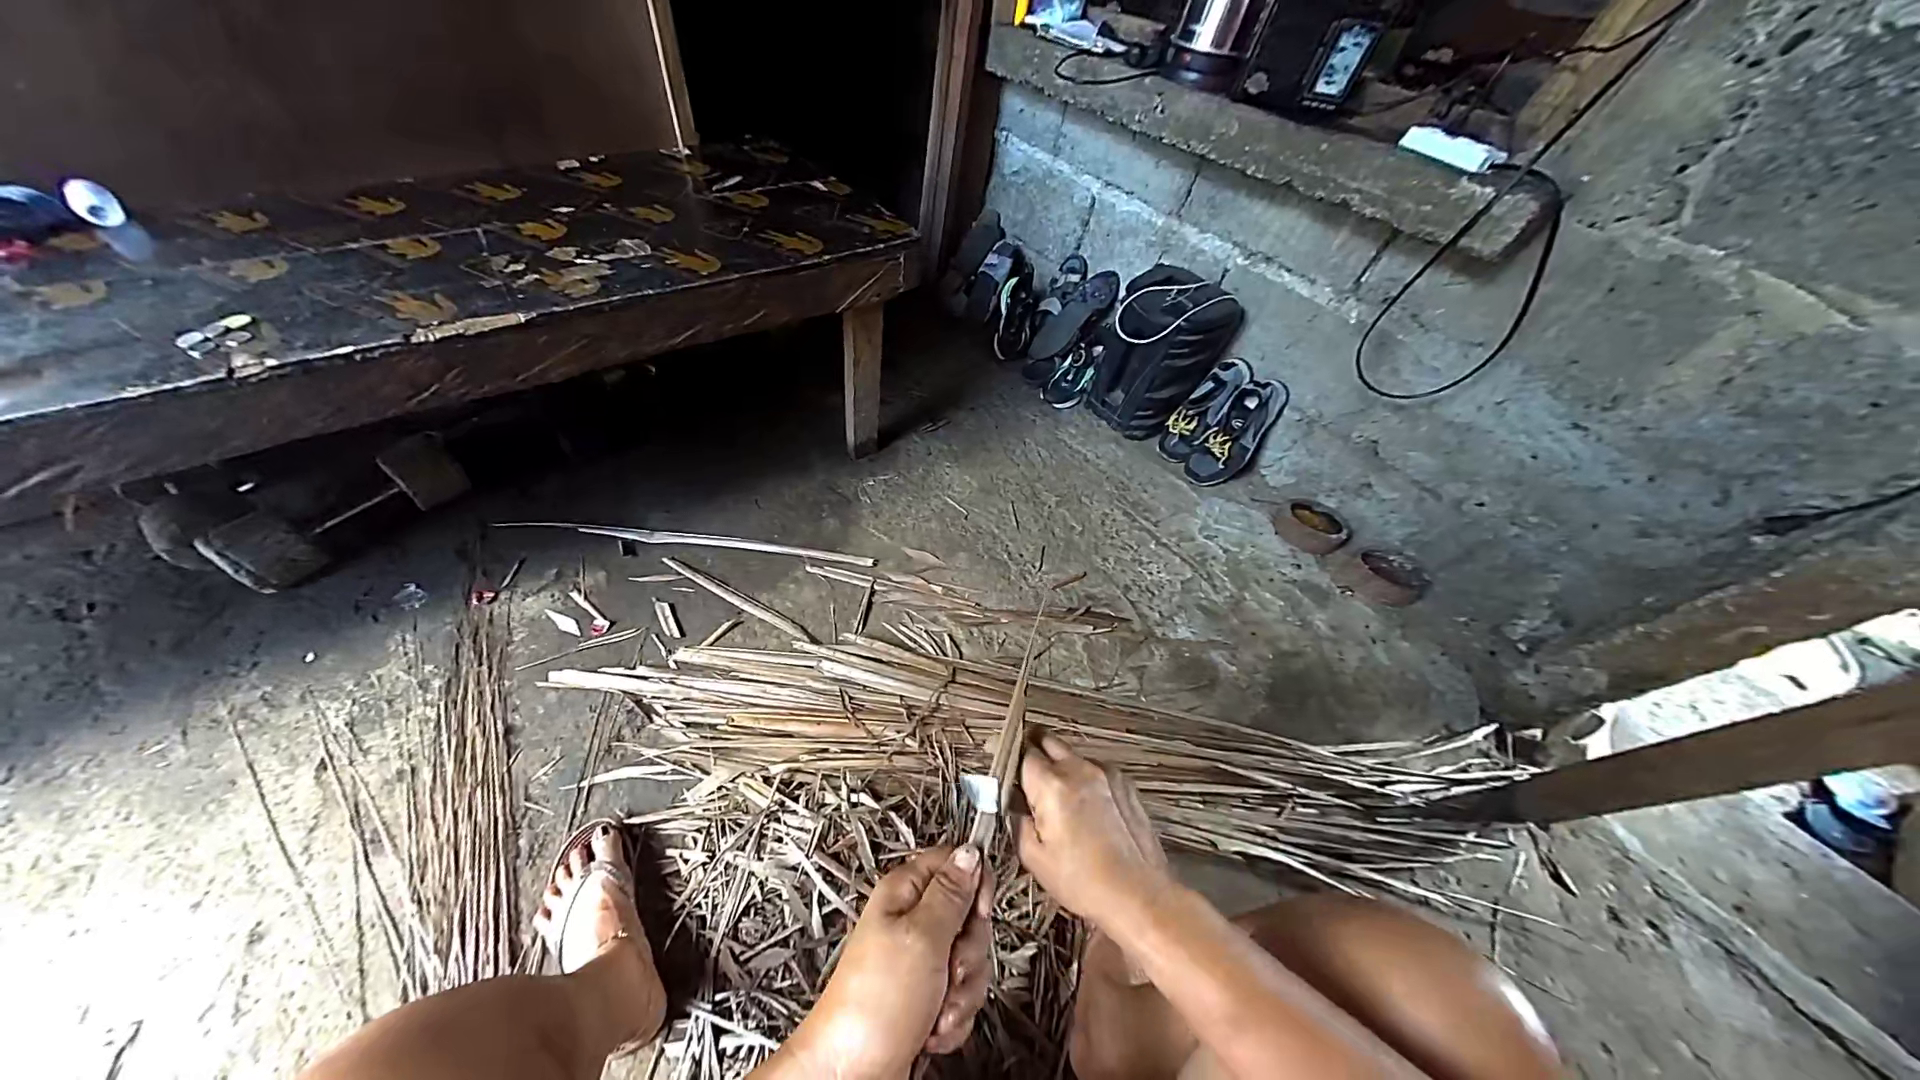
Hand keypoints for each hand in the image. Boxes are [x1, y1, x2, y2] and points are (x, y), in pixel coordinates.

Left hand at [780, 845, 993, 1077]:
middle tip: (947, 967)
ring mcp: (919, 961)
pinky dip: (955, 1017)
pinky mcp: (926, 996)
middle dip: (969, 952)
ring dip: (962, 992)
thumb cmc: (870, 1006)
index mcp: (905, 892)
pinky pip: (963, 996)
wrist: (850, 1076)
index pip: (956, 863)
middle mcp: (912, 922)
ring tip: (935, 1006)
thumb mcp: (921, 936)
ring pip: (971, 960)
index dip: (976, 886)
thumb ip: (952, 893)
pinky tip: (932, 1028)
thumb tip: (970, 852)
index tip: (976, 913)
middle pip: (970, 916)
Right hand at [1018, 734, 1172, 929]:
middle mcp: (1078, 769)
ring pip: (1071, 753)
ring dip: (1058, 764)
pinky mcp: (1123, 782)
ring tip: (1055, 798)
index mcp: (1050, 784)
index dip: (1009, 759)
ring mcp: (1104, 773)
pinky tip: (1082, 807)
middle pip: (1046, 739)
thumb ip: (1015, 819)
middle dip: (1032, 749)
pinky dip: (1082, 777)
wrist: (1138, 894)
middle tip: (1024, 773)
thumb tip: (1010, 801)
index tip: (1003, 768)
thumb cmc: (1085, 882)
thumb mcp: (1033, 856)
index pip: (1021, 751)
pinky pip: (1093, 767)